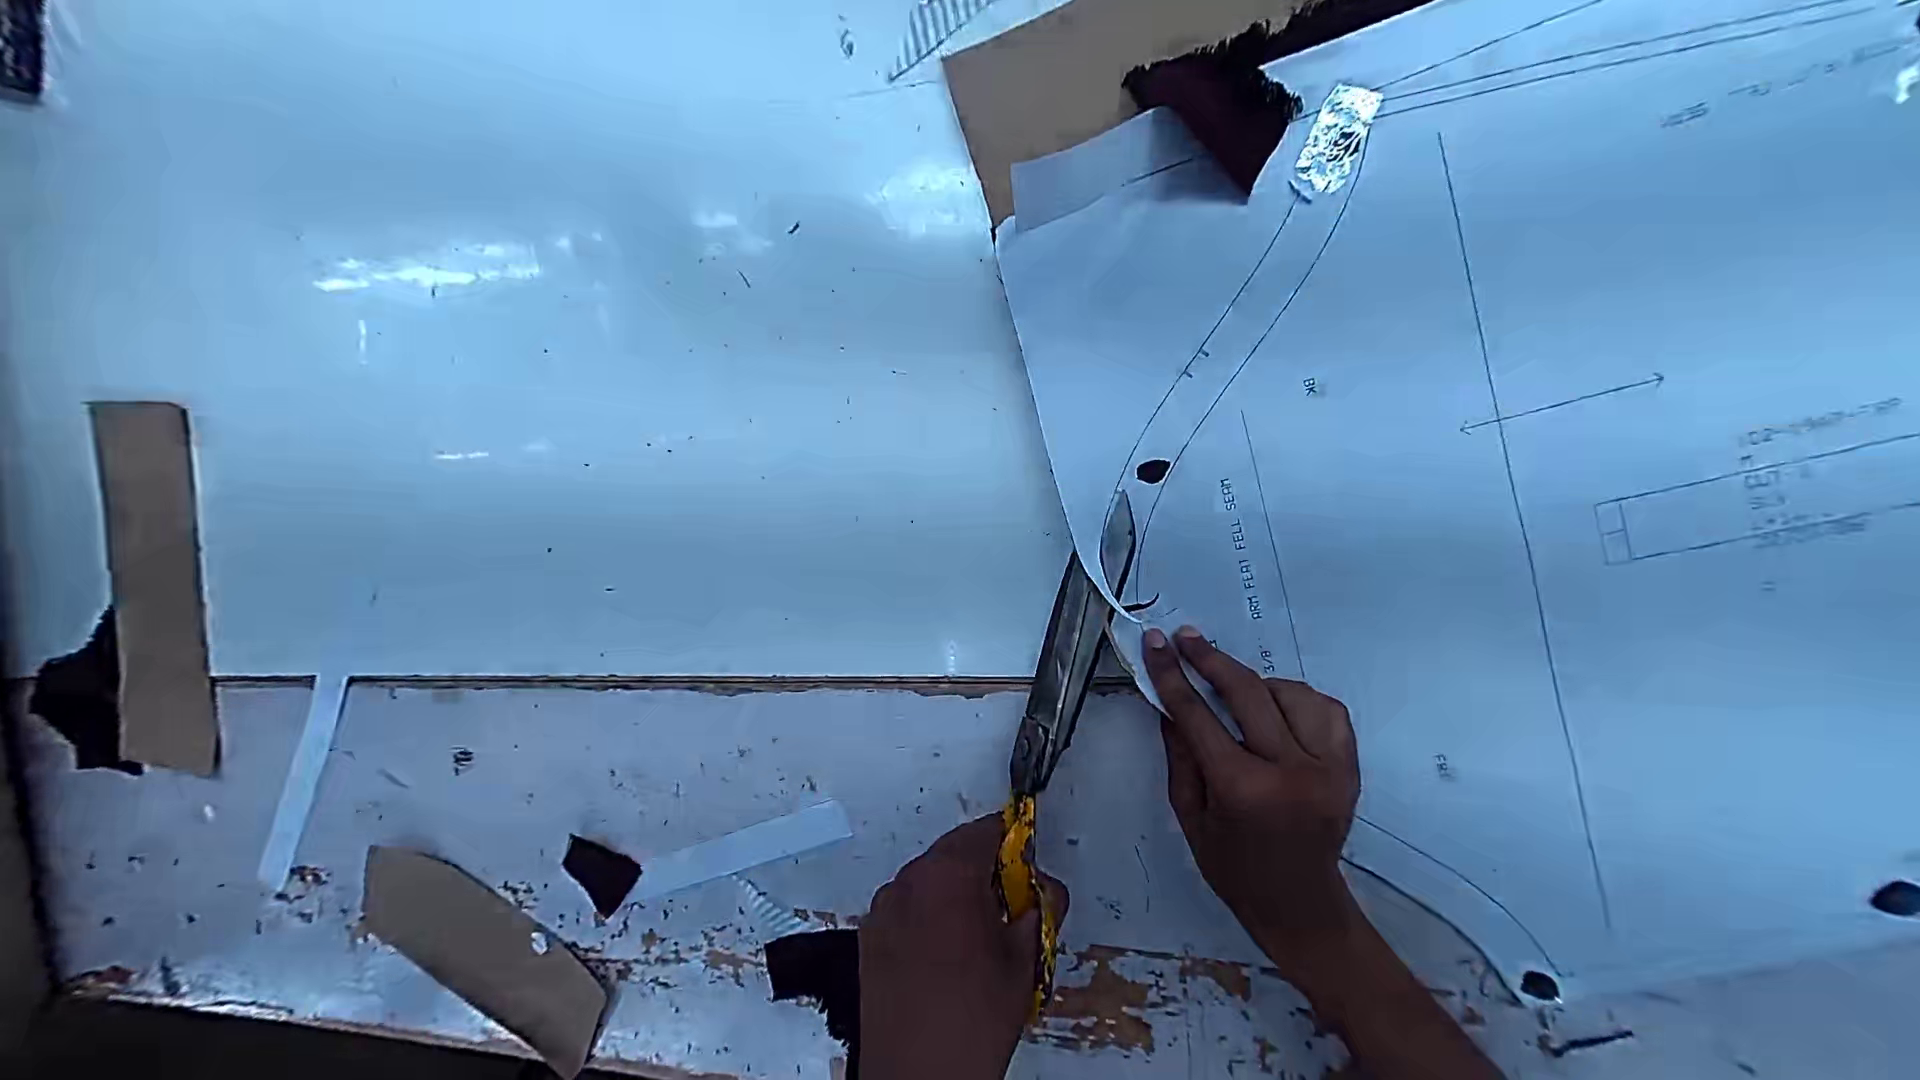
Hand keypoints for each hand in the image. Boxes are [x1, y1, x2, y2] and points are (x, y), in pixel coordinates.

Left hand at [860, 816, 1068, 1079]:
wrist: (918, 1078)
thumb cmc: (977, 1015)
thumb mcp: (1026, 958)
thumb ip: (1042, 906)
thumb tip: (1046, 886)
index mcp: (951, 873)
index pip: (987, 829)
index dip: (1011, 840)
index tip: (1025, 864)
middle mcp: (912, 877)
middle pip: (955, 850)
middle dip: (983, 867)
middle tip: (1006, 905)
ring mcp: (885, 904)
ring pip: (929, 877)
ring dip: (953, 889)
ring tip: (973, 936)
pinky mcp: (870, 932)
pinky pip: (906, 903)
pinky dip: (926, 912)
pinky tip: (941, 953)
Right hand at [1142, 625, 1360, 983]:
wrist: (1300, 904)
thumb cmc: (1231, 865)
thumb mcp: (1189, 812)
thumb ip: (1180, 752)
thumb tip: (1168, 700)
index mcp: (1242, 789)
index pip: (1197, 714)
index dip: (1172, 673)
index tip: (1157, 641)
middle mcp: (1292, 772)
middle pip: (1247, 692)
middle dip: (1210, 658)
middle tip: (1187, 637)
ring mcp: (1330, 768)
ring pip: (1290, 692)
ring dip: (1256, 683)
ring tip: (1236, 692)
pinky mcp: (1351, 767)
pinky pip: (1325, 708)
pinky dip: (1297, 697)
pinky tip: (1276, 707)